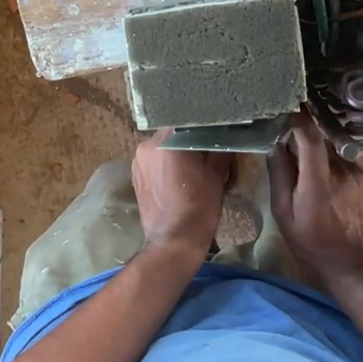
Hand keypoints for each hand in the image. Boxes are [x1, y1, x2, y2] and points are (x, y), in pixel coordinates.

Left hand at [130, 130, 231, 253]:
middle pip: (172, 131)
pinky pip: (154, 158)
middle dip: (189, 136)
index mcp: (166, 142)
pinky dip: (166, 161)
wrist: (173, 242)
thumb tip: (227, 133)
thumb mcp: (217, 175)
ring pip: (162, 145)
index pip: (186, 119)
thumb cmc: (199, 208)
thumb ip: (220, 148)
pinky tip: (180, 173)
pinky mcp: (135, 174)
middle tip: (208, 145)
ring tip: (195, 160)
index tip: (216, 127)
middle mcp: (146, 145)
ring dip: (177, 149)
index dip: (202, 122)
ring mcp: (138, 160)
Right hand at [269, 113, 362, 280]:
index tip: (284, 111)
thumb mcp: (283, 213)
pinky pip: (339, 160)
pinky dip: (326, 164)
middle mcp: (341, 170)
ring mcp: (356, 172)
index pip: (310, 137)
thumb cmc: (310, 241)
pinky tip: (322, 184)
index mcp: (318, 181)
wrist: (351, 261)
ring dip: (314, 155)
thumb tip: (274, 144)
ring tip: (303, 174)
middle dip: (299, 141)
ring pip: (327, 150)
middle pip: (317, 141)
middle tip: (284, 150)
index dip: (297, 120)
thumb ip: (279, 175)